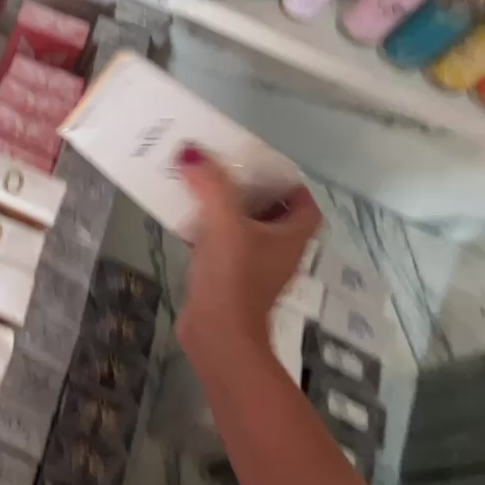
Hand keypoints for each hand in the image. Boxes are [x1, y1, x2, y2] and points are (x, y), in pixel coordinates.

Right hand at [173, 143, 321, 356]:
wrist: (218, 332)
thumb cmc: (233, 276)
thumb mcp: (224, 222)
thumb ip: (209, 184)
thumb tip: (191, 152)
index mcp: (291, 236)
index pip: (304, 203)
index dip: (287, 182)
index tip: (259, 166)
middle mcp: (277, 251)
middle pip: (270, 212)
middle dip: (248, 190)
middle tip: (222, 169)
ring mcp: (252, 266)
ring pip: (242, 228)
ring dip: (223, 208)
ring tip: (198, 186)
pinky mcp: (227, 278)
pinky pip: (219, 244)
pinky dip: (205, 229)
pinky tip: (181, 218)